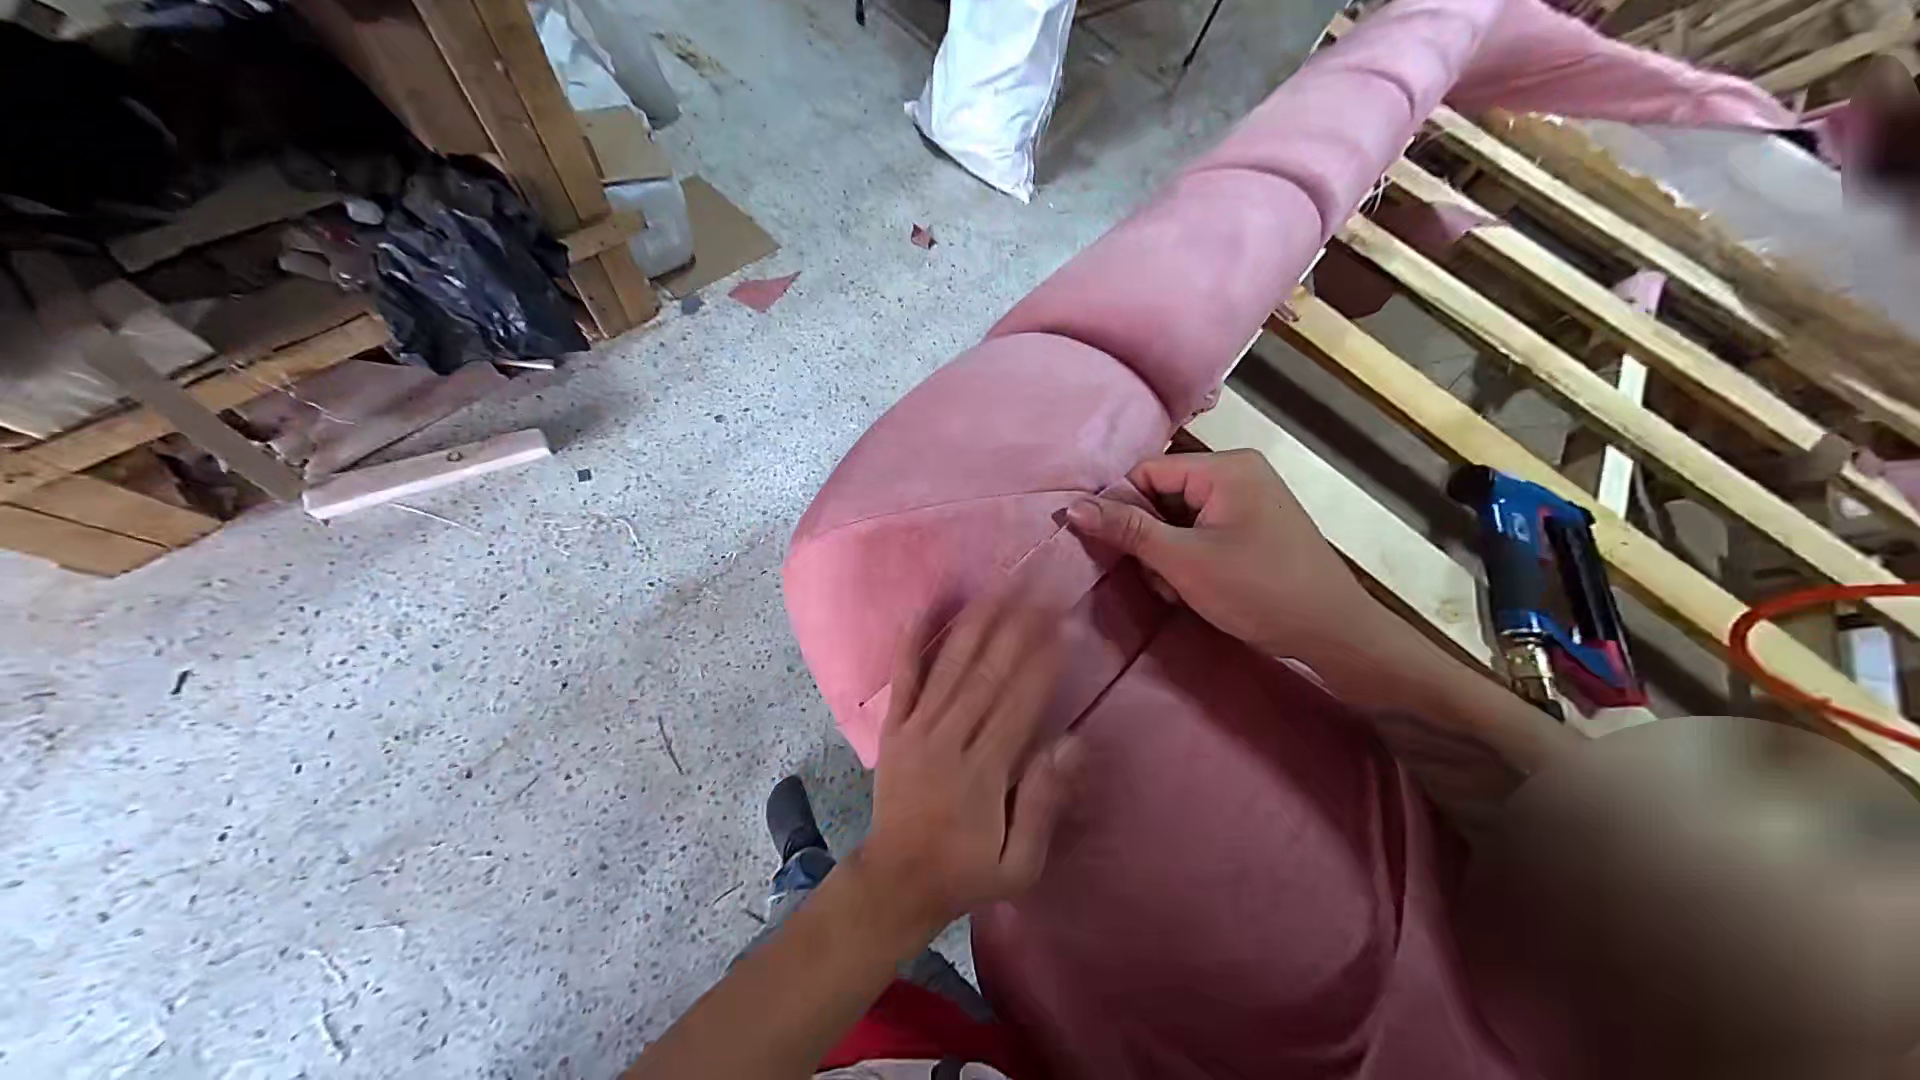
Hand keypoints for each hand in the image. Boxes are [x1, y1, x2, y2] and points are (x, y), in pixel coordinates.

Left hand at [859, 590, 1080, 934]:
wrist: (896, 881)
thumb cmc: (966, 872)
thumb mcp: (1018, 863)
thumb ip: (1043, 803)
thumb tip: (1072, 743)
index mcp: (984, 771)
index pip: (1020, 702)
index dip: (1044, 660)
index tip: (1066, 623)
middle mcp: (950, 738)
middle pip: (988, 672)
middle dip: (1018, 626)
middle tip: (1041, 587)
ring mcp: (918, 729)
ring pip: (951, 666)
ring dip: (977, 622)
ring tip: (999, 586)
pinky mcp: (895, 728)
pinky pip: (903, 679)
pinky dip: (911, 643)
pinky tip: (924, 609)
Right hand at [1063, 449, 1382, 657]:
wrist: (1333, 633)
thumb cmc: (1257, 590)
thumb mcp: (1183, 561)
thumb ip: (1127, 530)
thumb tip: (1074, 509)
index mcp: (1225, 467)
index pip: (1147, 472)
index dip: (1123, 508)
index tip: (1115, 548)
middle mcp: (1238, 473)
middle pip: (1163, 495)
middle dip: (1151, 539)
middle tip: (1157, 578)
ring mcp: (1248, 500)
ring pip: (1179, 518)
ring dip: (1167, 556)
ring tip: (1179, 589)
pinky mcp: (1253, 527)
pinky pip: (1202, 531)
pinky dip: (1189, 559)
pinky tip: (1194, 588)